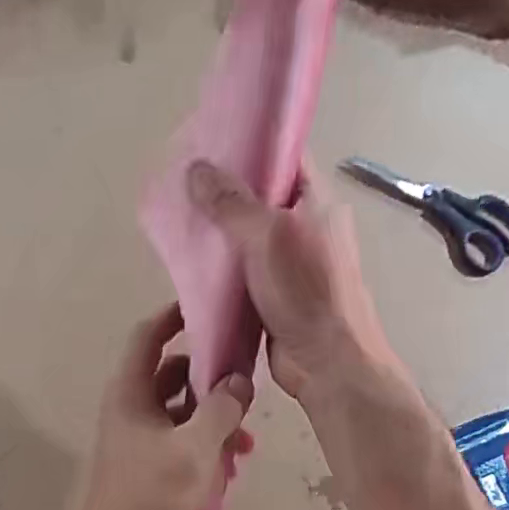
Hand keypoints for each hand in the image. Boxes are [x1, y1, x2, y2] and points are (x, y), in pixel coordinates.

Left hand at [70, 305, 253, 509]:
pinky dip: (201, 438)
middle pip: (173, 371)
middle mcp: (130, 402)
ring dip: (212, 416)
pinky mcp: (144, 453)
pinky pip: (177, 432)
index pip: (149, 334)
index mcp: (132, 390)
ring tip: (244, 440)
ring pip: (180, 406)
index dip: (176, 315)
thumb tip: (241, 380)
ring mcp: (136, 429)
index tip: (211, 310)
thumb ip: (221, 409)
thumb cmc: (151, 490)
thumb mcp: (196, 448)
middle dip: (211, 379)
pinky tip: (227, 463)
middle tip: (244, 388)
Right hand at [187, 159, 403, 402]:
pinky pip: (244, 277)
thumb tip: (196, 169)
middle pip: (261, 202)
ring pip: (249, 242)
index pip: (283, 159)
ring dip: (220, 238)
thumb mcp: (268, 237)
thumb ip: (231, 203)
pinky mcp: (276, 299)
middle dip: (224, 196)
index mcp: (316, 202)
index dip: (249, 149)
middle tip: (183, 188)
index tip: (208, 146)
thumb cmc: (307, 292)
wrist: (327, 363)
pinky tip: (192, 268)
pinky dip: (222, 273)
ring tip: (181, 224)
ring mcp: (291, 268)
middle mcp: (306, 230)